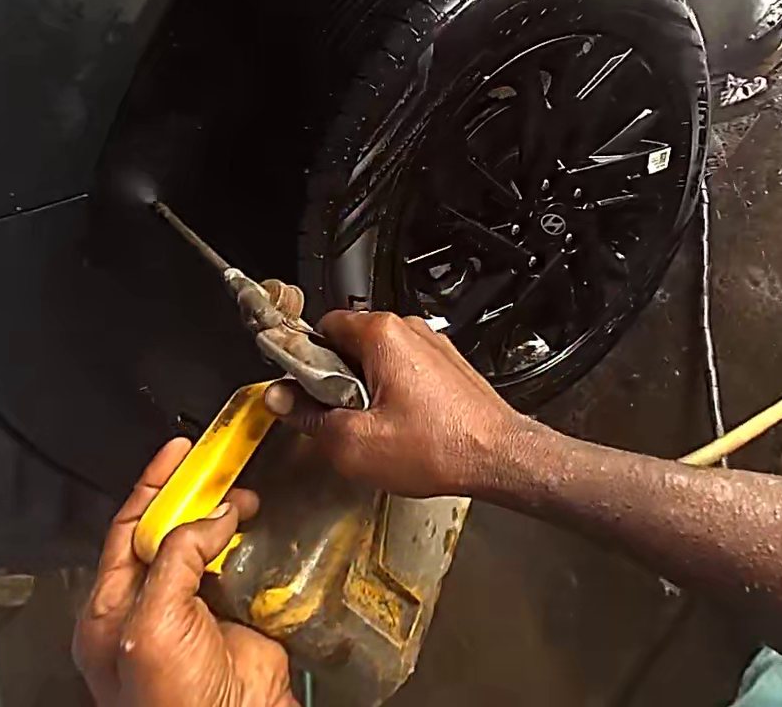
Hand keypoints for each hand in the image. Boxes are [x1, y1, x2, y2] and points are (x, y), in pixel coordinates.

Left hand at [73, 438, 295, 706]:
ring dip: (224, 509)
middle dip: (193, 491)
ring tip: (242, 496)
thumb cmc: (174, 704)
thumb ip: (175, 559)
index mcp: (113, 609)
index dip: (153, 484)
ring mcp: (193, 602)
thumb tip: (213, 515)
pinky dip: (248, 532)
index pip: (128, 527)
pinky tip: (257, 523)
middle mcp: (150, 601)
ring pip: (206, 537)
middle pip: (169, 526)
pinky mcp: (233, 604)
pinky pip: (238, 554)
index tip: (178, 451)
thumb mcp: (154, 626)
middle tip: (218, 464)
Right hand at [263, 310, 533, 497]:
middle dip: (334, 376)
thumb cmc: (441, 445)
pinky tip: (396, 423)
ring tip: (370, 424)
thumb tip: (282, 399)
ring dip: (362, 385)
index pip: (323, 326)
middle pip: (350, 341)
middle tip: (334, 414)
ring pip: (376, 356)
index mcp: (383, 334)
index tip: (295, 385)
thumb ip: (310, 417)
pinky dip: (390, 388)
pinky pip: (402, 366)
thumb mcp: (356, 443)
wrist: (499, 454)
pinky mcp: (443, 362)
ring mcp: (429, 344)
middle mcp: (408, 329)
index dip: (303, 358)